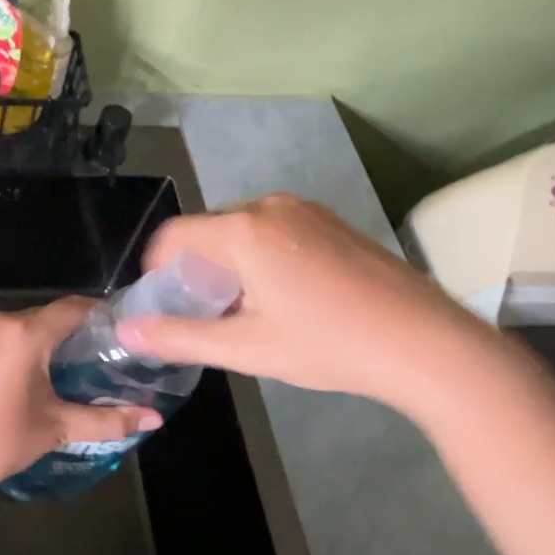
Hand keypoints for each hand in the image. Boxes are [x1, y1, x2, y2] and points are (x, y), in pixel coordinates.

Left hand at [0, 297, 163, 507]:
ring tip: (79, 366)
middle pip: (50, 316)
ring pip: (27, 326)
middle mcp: (0, 322)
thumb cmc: (4, 439)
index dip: (101, 315)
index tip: (124, 331)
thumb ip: (109, 418)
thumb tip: (155, 417)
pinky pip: (7, 336)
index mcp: (24, 334)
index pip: (73, 309)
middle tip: (107, 355)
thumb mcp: (59, 427)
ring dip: (52, 340)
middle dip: (78, 332)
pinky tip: (43, 372)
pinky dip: (27, 347)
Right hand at [118, 194, 497, 414]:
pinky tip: (290, 297)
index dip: (158, 268)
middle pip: (209, 230)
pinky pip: (276, 230)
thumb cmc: (329, 345)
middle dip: (198, 268)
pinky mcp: (334, 222)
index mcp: (243, 230)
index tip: (164, 303)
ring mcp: (307, 210)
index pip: (174, 235)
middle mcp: (270, 207)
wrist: (427, 344)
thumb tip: (127, 332)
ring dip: (232, 263)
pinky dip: (264, 256)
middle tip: (209, 314)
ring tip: (251, 310)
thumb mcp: (247, 348)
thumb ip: (180, 336)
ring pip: (244, 230)